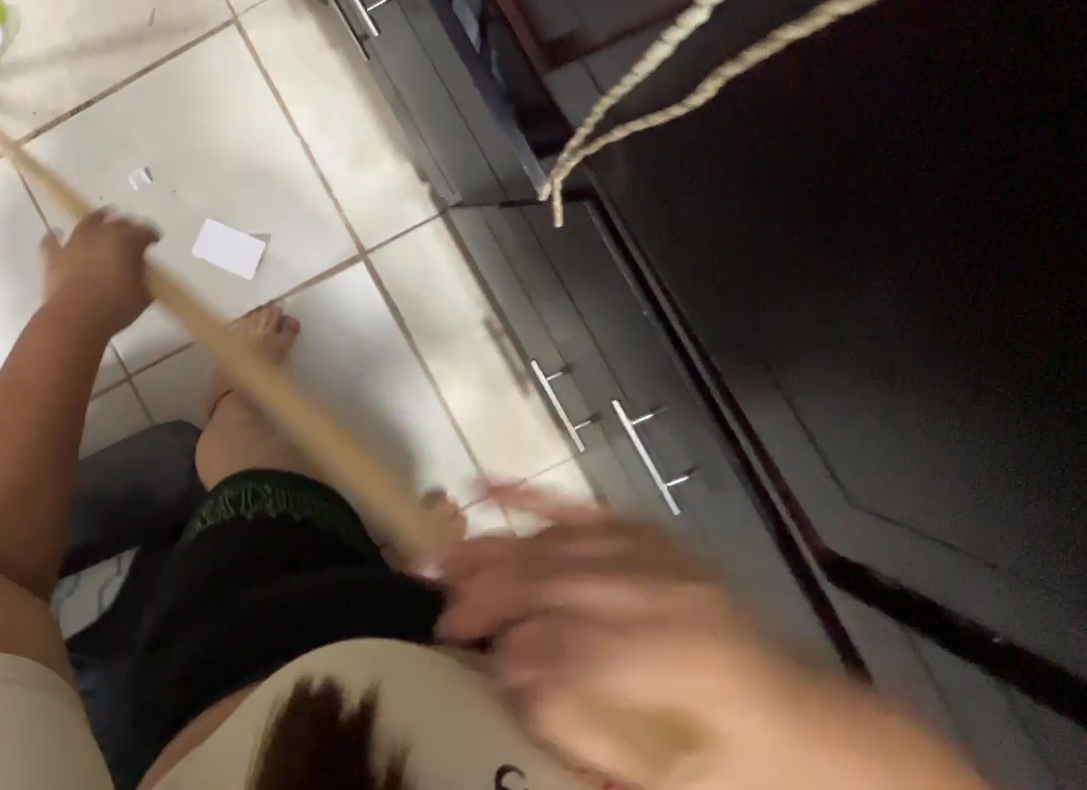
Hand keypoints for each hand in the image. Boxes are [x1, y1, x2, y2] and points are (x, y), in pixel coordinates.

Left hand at [40, 210, 159, 336]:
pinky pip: (52, 242)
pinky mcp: (55, 256)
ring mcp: (75, 243)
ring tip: (102, 216)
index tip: (156, 240)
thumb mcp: (143, 296)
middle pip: (118, 223)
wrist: (75, 317)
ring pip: (88, 223)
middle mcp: (100, 234)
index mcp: (125, 241)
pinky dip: (54, 237)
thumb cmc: (114, 307)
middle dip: (128, 226)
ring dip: (97, 218)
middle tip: (133, 233)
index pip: (143, 231)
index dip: (151, 235)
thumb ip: (145, 279)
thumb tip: (142, 273)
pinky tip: (55, 233)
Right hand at [419, 483, 980, 789]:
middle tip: (439, 619)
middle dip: (481, 598)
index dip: (505, 654)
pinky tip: (482, 488)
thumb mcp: (661, 777)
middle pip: (544, 582)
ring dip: (488, 551)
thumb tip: (503, 679)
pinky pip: (579, 508)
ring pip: (550, 542)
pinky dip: (528, 496)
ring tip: (438, 565)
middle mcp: (661, 597)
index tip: (465, 664)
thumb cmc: (732, 769)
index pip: (557, 644)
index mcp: (673, 664)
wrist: (809, 734)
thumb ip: (575, 728)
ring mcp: (658, 560)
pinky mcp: (653, 540)